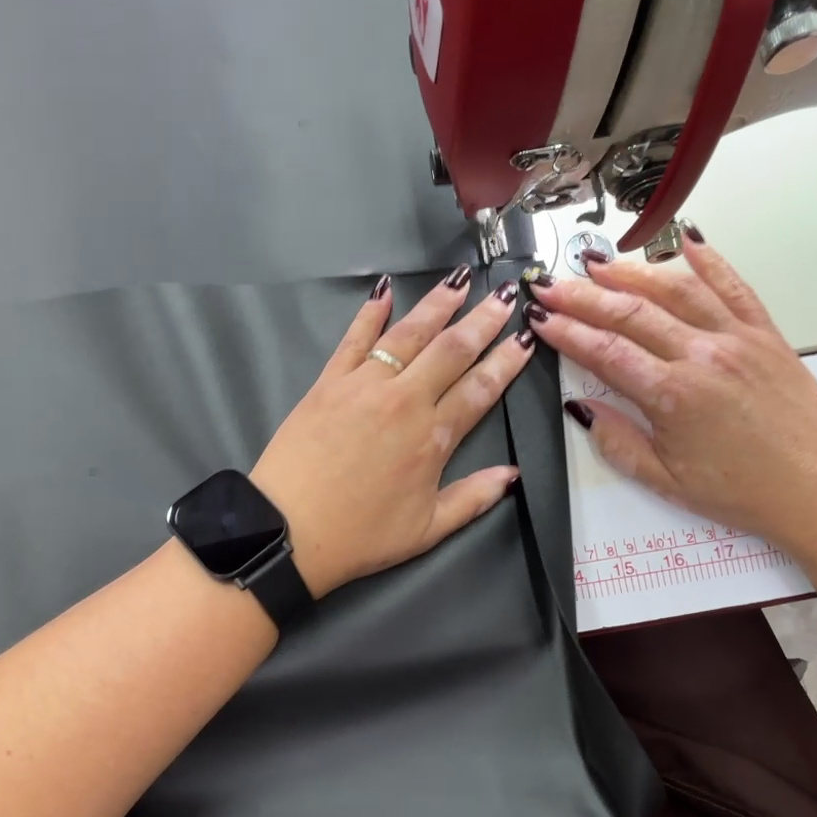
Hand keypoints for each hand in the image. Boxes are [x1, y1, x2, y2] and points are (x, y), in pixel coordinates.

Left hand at [251, 268, 536, 597]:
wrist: (289, 531)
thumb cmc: (360, 536)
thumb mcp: (427, 530)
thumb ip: (473, 499)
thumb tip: (512, 475)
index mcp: (433, 437)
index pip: (480, 389)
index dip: (507, 362)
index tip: (526, 339)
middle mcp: (404, 400)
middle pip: (452, 350)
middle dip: (483, 320)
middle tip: (508, 295)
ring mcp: (364, 385)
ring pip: (409, 334)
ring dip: (438, 304)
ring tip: (461, 280)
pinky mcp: (328, 382)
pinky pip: (354, 339)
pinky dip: (370, 312)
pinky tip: (384, 290)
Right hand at [527, 232, 816, 554]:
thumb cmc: (744, 492)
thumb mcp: (665, 481)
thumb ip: (618, 443)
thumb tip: (583, 409)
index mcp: (673, 395)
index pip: (605, 352)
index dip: (567, 332)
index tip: (540, 318)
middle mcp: (704, 356)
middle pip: (631, 312)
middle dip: (584, 296)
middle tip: (550, 284)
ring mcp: (738, 339)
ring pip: (676, 291)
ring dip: (632, 273)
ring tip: (598, 264)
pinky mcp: (767, 335)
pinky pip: (734, 287)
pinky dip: (709, 261)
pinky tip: (687, 240)